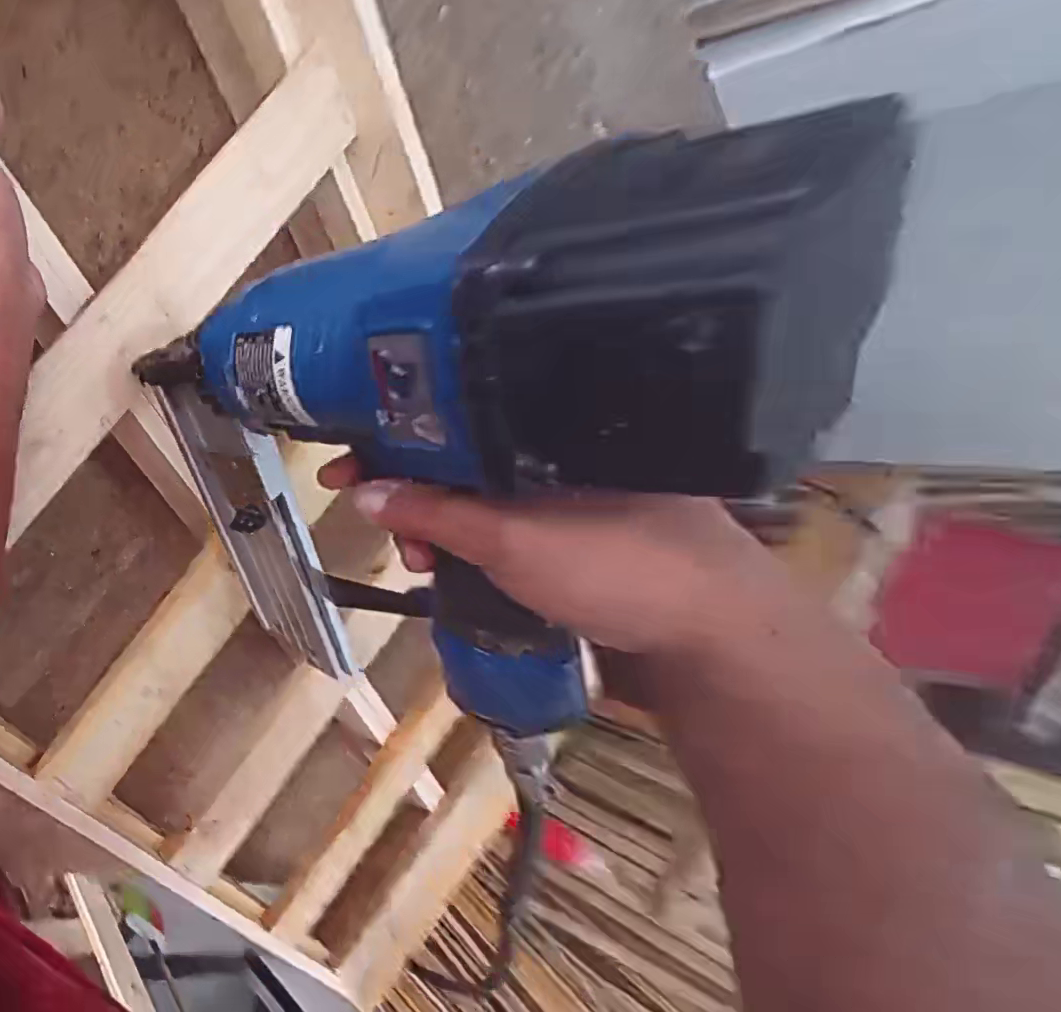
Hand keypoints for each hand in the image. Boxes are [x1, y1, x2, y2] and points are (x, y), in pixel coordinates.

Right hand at [321, 454, 803, 657]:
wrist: (718, 638)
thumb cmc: (614, 566)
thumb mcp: (508, 540)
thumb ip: (431, 513)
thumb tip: (360, 492)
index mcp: (539, 428)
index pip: (443, 421)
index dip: (384, 443)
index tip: (342, 469)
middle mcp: (543, 450)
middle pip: (448, 460)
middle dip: (403, 494)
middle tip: (377, 525)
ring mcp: (554, 491)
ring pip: (467, 497)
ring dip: (430, 526)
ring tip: (419, 561)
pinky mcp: (560, 528)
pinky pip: (490, 523)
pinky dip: (462, 544)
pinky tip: (446, 569)